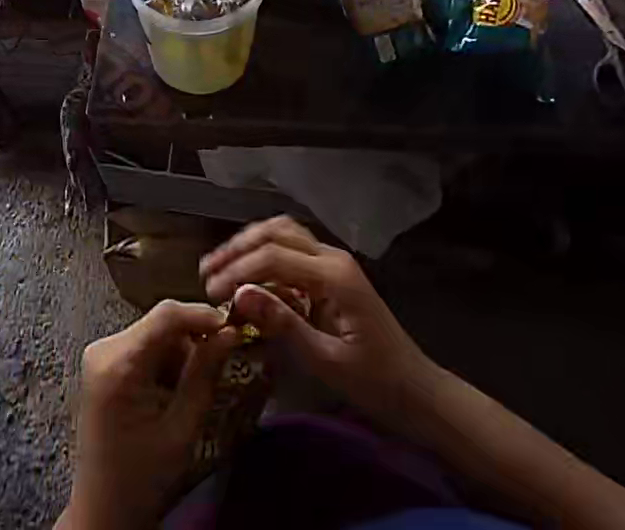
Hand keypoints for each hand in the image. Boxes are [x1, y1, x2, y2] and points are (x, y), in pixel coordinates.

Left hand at [58, 300, 239, 529]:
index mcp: (118, 363)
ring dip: (179, 356)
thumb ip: (203, 375)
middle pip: (160, 323)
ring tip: (185, 396)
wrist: (103, 508)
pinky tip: (167, 394)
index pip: (166, 315)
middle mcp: (104, 347)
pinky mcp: (103, 361)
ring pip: (156, 333)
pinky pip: (144, 345)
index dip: (203, 315)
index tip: (235, 328)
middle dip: (192, 342)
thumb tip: (229, 332)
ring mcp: (100, 352)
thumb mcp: (182, 428)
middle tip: (215, 373)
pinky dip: (164, 362)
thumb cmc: (143, 477)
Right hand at [200, 217, 435, 430]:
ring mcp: (332, 262)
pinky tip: (245, 273)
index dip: (238, 270)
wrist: (417, 392)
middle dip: (237, 248)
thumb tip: (239, 294)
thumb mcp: (326, 360)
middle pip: (275, 232)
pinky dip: (262, 254)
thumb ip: (283, 324)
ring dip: (248, 245)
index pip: (274, 256)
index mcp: (335, 275)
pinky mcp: (329, 273)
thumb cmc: (375, 382)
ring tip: (220, 265)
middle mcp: (332, 258)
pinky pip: (290, 249)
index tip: (211, 290)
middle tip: (208, 270)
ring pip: (282, 233)